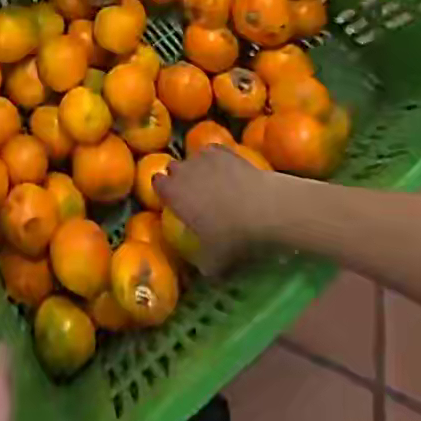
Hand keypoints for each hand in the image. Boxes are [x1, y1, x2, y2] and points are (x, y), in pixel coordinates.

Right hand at [152, 146, 286, 275]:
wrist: (263, 208)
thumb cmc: (232, 236)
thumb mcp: (216, 261)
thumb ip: (204, 264)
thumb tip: (204, 270)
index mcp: (173, 192)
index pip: (157, 183)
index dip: (165, 190)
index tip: (175, 202)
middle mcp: (182, 170)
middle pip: (174, 167)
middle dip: (181, 177)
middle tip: (196, 195)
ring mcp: (203, 156)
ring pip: (194, 158)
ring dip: (200, 168)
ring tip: (216, 183)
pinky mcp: (224, 150)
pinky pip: (214, 153)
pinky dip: (219, 160)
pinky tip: (231, 172)